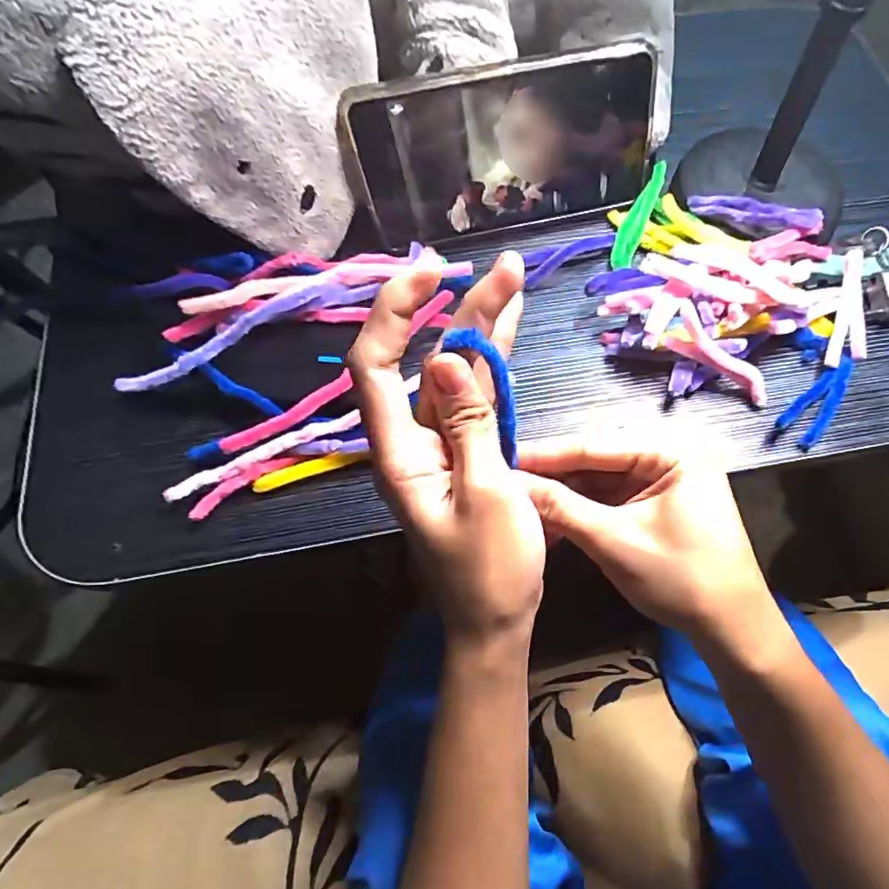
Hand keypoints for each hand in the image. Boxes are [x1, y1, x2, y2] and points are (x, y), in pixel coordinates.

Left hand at [349, 254, 543, 644]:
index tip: (430, 275)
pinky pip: (477, 403)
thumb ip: (468, 424)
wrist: (495, 621)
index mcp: (400, 454)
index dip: (394, 314)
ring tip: (513, 280)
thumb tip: (447, 357)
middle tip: (502, 267)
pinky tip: (510, 330)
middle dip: (458, 310)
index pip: (375, 366)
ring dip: (482, 330)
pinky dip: (494, 368)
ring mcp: (442, 448)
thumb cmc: (491, 571)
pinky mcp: (468, 457)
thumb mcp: (487, 494)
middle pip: (425, 362)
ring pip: (456, 377)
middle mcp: (413, 442)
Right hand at [516, 432, 770, 642]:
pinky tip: (548, 515)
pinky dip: (583, 509)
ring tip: (519, 500)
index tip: (502, 458)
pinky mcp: (658, 503)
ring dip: (564, 495)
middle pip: (597, 461)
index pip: (596, 446)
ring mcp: (665, 480)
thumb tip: (511, 485)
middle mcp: (671, 455)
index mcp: (673, 450)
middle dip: (553, 476)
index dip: (546, 455)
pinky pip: (612, 499)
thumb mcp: (614, 541)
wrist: (729, 625)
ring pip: (601, 481)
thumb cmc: (680, 579)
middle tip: (504, 483)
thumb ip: (561, 508)